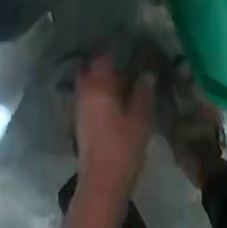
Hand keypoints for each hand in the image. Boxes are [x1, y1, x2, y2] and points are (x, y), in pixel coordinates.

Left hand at [73, 53, 152, 200]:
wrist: (102, 182)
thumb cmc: (123, 146)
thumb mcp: (140, 119)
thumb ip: (143, 94)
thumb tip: (147, 75)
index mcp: (98, 87)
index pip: (102, 59)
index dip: (113, 51)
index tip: (127, 45)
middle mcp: (84, 93)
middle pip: (89, 70)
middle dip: (102, 64)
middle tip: (123, 61)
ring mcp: (79, 109)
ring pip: (86, 84)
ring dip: (99, 79)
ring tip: (120, 78)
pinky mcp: (80, 123)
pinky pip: (87, 98)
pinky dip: (97, 93)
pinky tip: (113, 99)